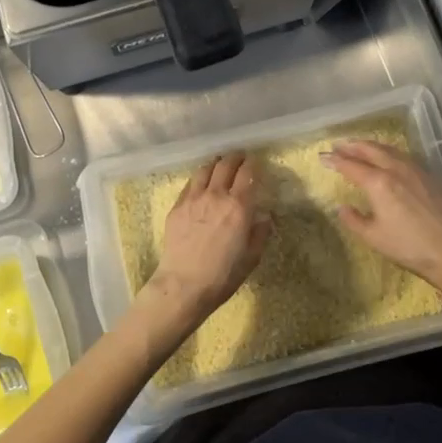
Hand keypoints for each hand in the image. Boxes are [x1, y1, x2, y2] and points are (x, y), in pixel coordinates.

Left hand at [146, 154, 270, 319]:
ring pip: (205, 169)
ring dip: (215, 163)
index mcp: (239, 206)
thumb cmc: (223, 275)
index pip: (247, 173)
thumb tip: (264, 215)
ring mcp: (193, 198)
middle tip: (240, 158)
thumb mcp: (252, 256)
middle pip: (225, 165)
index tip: (255, 162)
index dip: (253, 164)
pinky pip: (190, 184)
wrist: (184, 285)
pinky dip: (199, 178)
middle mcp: (216, 195)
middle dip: (235, 158)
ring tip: (219, 164)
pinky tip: (201, 183)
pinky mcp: (177, 206)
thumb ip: (260, 231)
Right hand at [323, 140, 441, 292]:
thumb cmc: (407, 246)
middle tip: (338, 145)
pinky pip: (404, 156)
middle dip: (352, 146)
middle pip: (370, 150)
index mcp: (379, 183)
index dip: (335, 160)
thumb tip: (342, 208)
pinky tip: (389, 158)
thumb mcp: (373, 237)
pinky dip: (390, 152)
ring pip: (389, 150)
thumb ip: (354, 220)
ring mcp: (415, 170)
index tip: (323, 157)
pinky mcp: (430, 176)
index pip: (351, 166)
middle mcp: (396, 169)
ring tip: (360, 146)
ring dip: (371, 145)